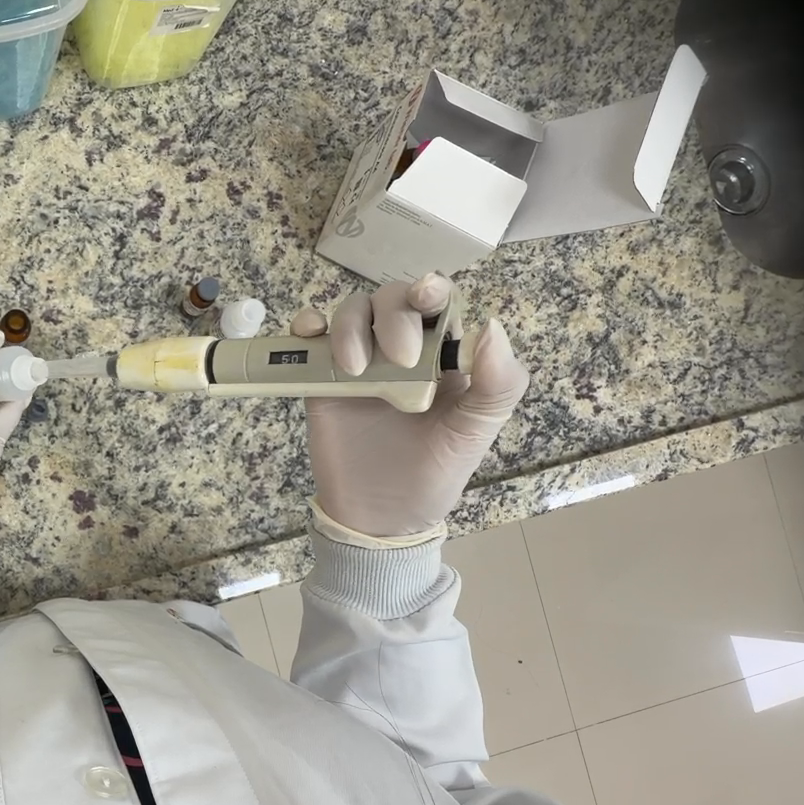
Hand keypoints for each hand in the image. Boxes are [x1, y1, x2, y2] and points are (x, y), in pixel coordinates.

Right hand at [289, 274, 527, 537]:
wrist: (380, 515)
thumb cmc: (434, 473)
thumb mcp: (477, 431)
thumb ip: (497, 383)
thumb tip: (489, 326)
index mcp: (442, 353)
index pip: (437, 303)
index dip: (430, 289)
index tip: (427, 297)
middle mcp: (398, 349)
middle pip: (390, 300)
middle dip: (394, 317)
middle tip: (401, 361)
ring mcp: (357, 364)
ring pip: (349, 313)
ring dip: (350, 326)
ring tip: (356, 370)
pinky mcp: (321, 383)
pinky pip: (309, 342)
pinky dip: (306, 327)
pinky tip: (310, 334)